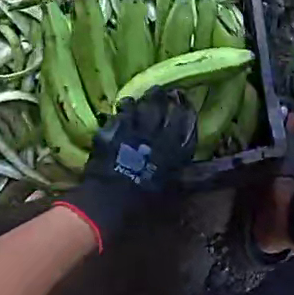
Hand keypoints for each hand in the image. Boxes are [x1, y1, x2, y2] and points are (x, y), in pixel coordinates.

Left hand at [57, 88, 197, 248]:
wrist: (109, 201)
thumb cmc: (143, 203)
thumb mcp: (169, 189)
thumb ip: (176, 170)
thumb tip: (183, 162)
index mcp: (172, 148)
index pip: (183, 119)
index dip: (184, 107)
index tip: (183, 99)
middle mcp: (153, 134)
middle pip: (158, 107)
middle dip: (160, 97)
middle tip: (161, 91)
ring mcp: (129, 131)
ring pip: (137, 107)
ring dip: (139, 101)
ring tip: (138, 99)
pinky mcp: (109, 133)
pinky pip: (117, 116)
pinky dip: (120, 113)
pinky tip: (120, 112)